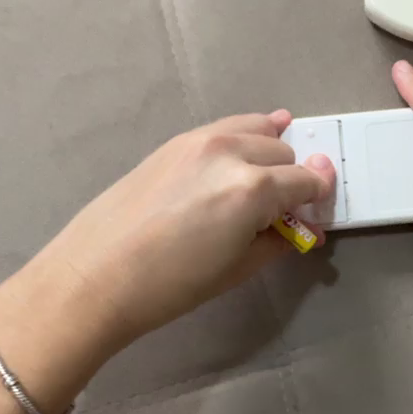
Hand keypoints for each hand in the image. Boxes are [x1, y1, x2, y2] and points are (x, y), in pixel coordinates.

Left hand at [0, 112, 334, 405]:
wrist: (95, 275)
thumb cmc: (172, 286)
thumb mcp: (238, 269)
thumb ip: (280, 239)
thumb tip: (304, 227)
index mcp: (253, 189)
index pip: (307, 181)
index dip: (317, 199)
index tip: (315, 215)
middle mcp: (232, 152)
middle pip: (286, 152)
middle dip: (291, 179)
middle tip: (280, 210)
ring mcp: (200, 140)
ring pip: (259, 129)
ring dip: (270, 153)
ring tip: (262, 180)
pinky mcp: (175, 141)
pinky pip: (227, 127)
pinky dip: (245, 135)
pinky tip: (245, 150)